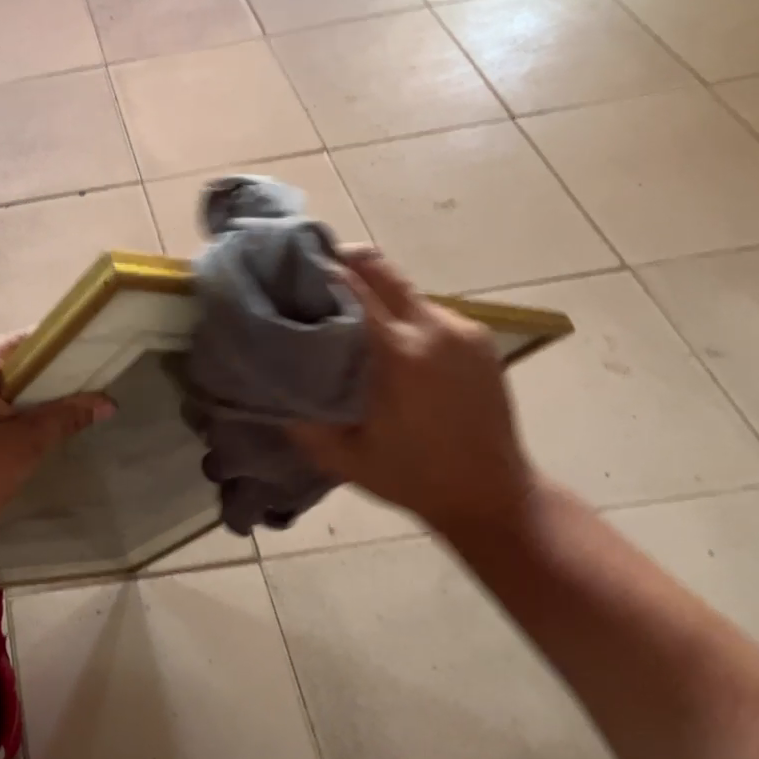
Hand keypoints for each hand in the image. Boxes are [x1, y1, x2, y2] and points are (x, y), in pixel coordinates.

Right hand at [289, 246, 537, 537]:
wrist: (493, 496)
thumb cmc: (410, 478)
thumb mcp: (341, 453)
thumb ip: (300, 415)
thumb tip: (266, 381)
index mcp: (399, 353)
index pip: (353, 285)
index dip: (319, 269)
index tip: (290, 268)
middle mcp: (435, 330)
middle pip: (382, 269)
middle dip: (347, 262)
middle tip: (315, 274)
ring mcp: (463, 332)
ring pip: (406, 290)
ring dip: (376, 296)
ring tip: (350, 320)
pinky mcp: (481, 340)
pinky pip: (430, 312)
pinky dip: (404, 317)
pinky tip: (390, 346)